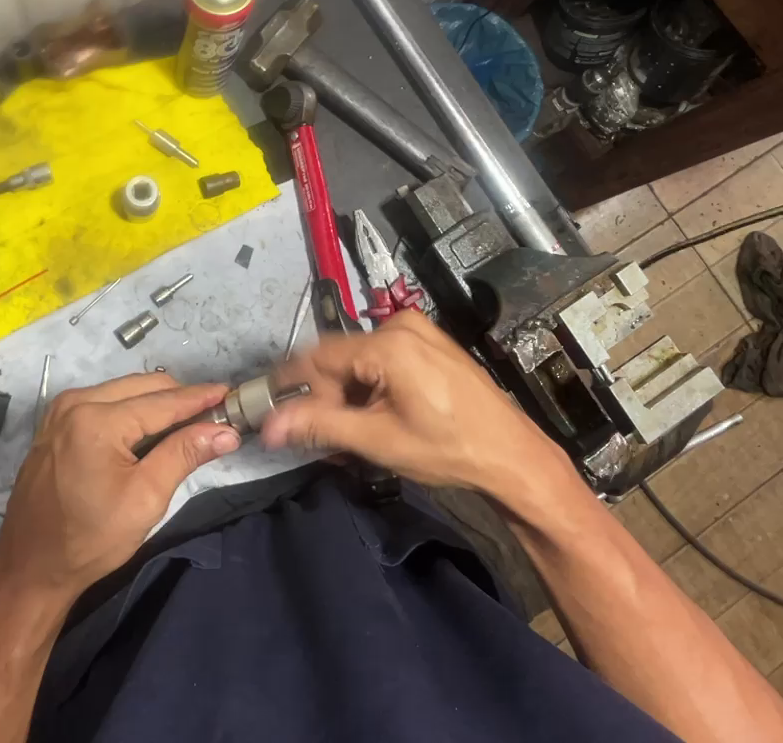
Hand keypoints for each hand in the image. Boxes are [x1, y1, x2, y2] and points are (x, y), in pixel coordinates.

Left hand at [0, 373, 239, 599]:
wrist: (30, 567)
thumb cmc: (90, 540)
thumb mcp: (145, 499)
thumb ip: (184, 455)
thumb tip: (225, 431)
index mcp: (97, 420)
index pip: (162, 401)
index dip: (200, 398)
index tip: (231, 394)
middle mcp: (76, 402)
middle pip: (143, 387)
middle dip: (180, 397)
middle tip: (214, 414)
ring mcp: (61, 410)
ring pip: (124, 390)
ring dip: (157, 402)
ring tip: (189, 422)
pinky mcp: (55, 422)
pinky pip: (104, 401)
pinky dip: (131, 408)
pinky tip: (151, 428)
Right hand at [261, 310, 569, 493]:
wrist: (512, 456)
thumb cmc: (447, 450)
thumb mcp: (378, 440)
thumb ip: (320, 426)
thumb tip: (270, 426)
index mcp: (389, 344)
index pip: (318, 355)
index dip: (294, 385)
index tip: (276, 411)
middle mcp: (401, 325)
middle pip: (339, 355)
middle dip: (326, 395)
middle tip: (323, 435)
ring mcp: (419, 330)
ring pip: (359, 357)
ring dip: (347, 393)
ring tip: (351, 432)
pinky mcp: (430, 341)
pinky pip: (382, 356)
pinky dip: (369, 384)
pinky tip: (374, 415)